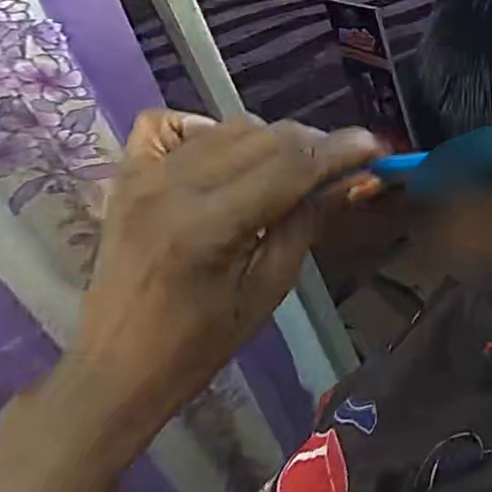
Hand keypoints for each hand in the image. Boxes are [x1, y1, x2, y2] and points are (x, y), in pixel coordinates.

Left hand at [67, 110, 382, 417]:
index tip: (377, 147)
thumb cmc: (199, 344)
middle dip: (318, 145)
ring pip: (234, 126)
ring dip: (275, 140)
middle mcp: (172, 187)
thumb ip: (309, 221)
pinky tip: (227, 156)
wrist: (114, 368)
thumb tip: (355, 178)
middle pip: (269, 137)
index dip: (341, 152)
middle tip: (344, 166)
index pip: (291, 167)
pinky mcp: (127, 174)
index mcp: (207, 227)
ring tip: (291, 170)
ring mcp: (143, 176)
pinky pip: (173, 123)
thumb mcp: (269, 287)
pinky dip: (209, 129)